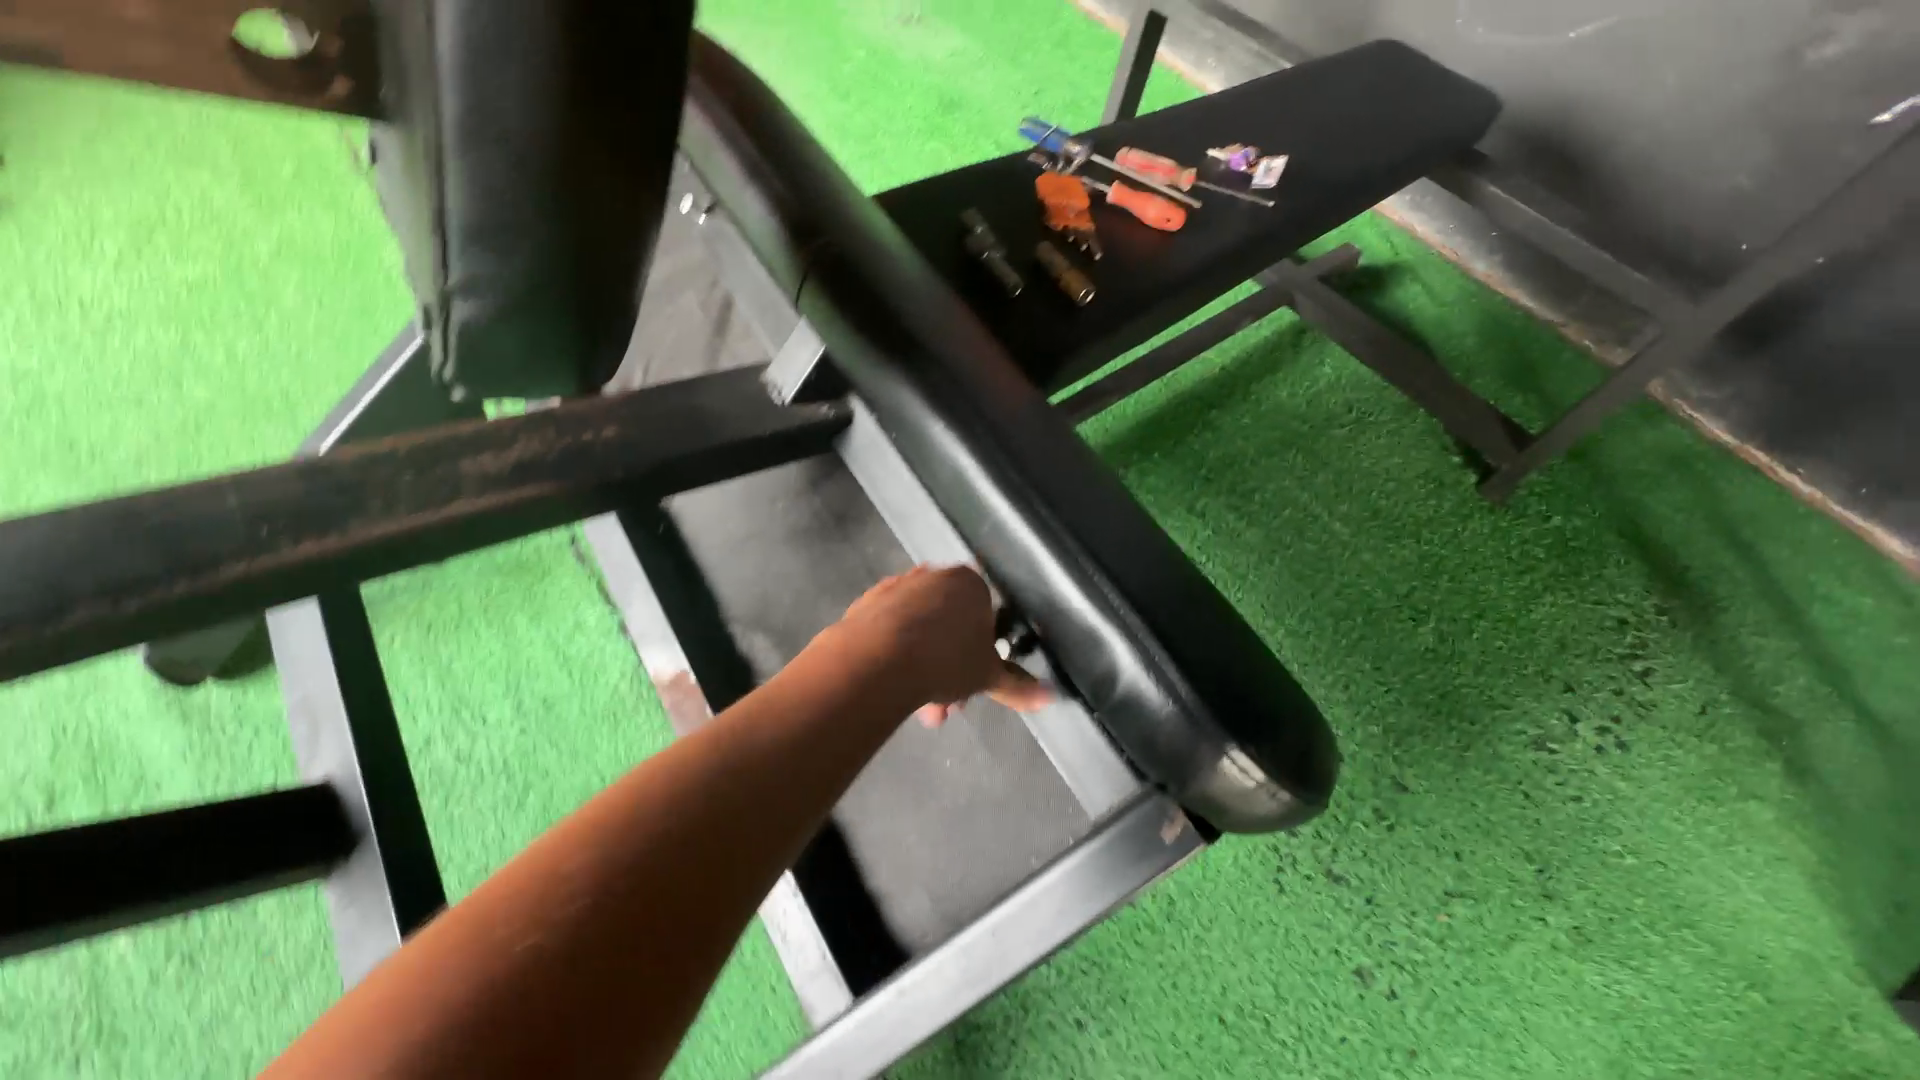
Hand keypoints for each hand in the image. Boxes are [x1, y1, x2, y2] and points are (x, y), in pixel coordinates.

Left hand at [831, 565, 1050, 726]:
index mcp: (970, 583)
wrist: (877, 659)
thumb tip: (1049, 696)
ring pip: (919, 633)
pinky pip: (890, 632)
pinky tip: (892, 682)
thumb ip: (1016, 686)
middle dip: (949, 672)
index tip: (973, 685)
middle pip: (949, 627)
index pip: (985, 617)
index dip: (982, 656)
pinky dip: (895, 655)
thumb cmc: (946, 660)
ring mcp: (897, 587)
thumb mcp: (987, 676)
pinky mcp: (866, 602)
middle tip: (943, 708)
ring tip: (917, 708)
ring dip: (922, 669)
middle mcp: (934, 575)